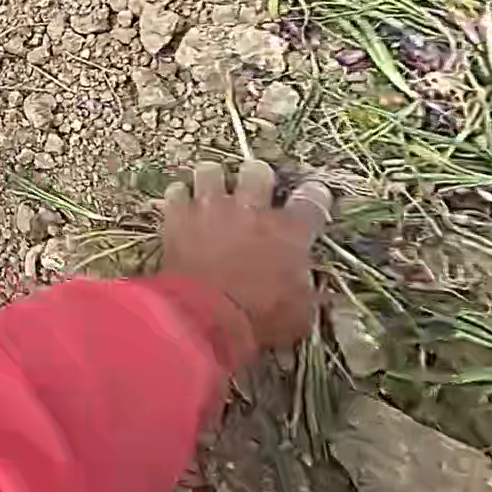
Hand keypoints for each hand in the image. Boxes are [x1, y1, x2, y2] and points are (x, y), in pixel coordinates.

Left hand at [160, 159, 330, 349]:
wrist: (203, 317)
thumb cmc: (258, 320)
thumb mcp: (298, 314)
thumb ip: (304, 288)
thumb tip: (306, 283)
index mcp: (288, 232)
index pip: (311, 201)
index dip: (314, 195)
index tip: (313, 194)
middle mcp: (251, 209)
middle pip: (258, 171)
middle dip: (256, 177)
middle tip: (252, 189)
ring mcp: (212, 207)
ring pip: (211, 171)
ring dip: (212, 180)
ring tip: (210, 192)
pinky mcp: (179, 215)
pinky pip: (177, 191)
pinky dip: (179, 198)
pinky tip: (181, 207)